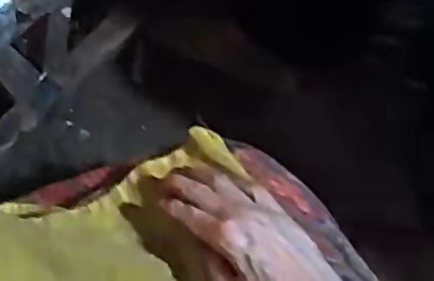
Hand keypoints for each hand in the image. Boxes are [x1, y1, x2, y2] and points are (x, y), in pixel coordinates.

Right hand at [158, 167, 340, 280]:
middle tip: (158, 177)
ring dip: (199, 170)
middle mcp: (238, 212)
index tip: (154, 199)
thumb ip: (212, 266)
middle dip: (176, 181)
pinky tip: (224, 171)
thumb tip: (195, 243)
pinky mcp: (278, 207)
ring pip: (221, 178)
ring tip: (184, 166)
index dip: (169, 205)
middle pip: (200, 189)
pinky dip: (232, 174)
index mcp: (226, 236)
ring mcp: (259, 205)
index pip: (188, 214)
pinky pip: (250, 182)